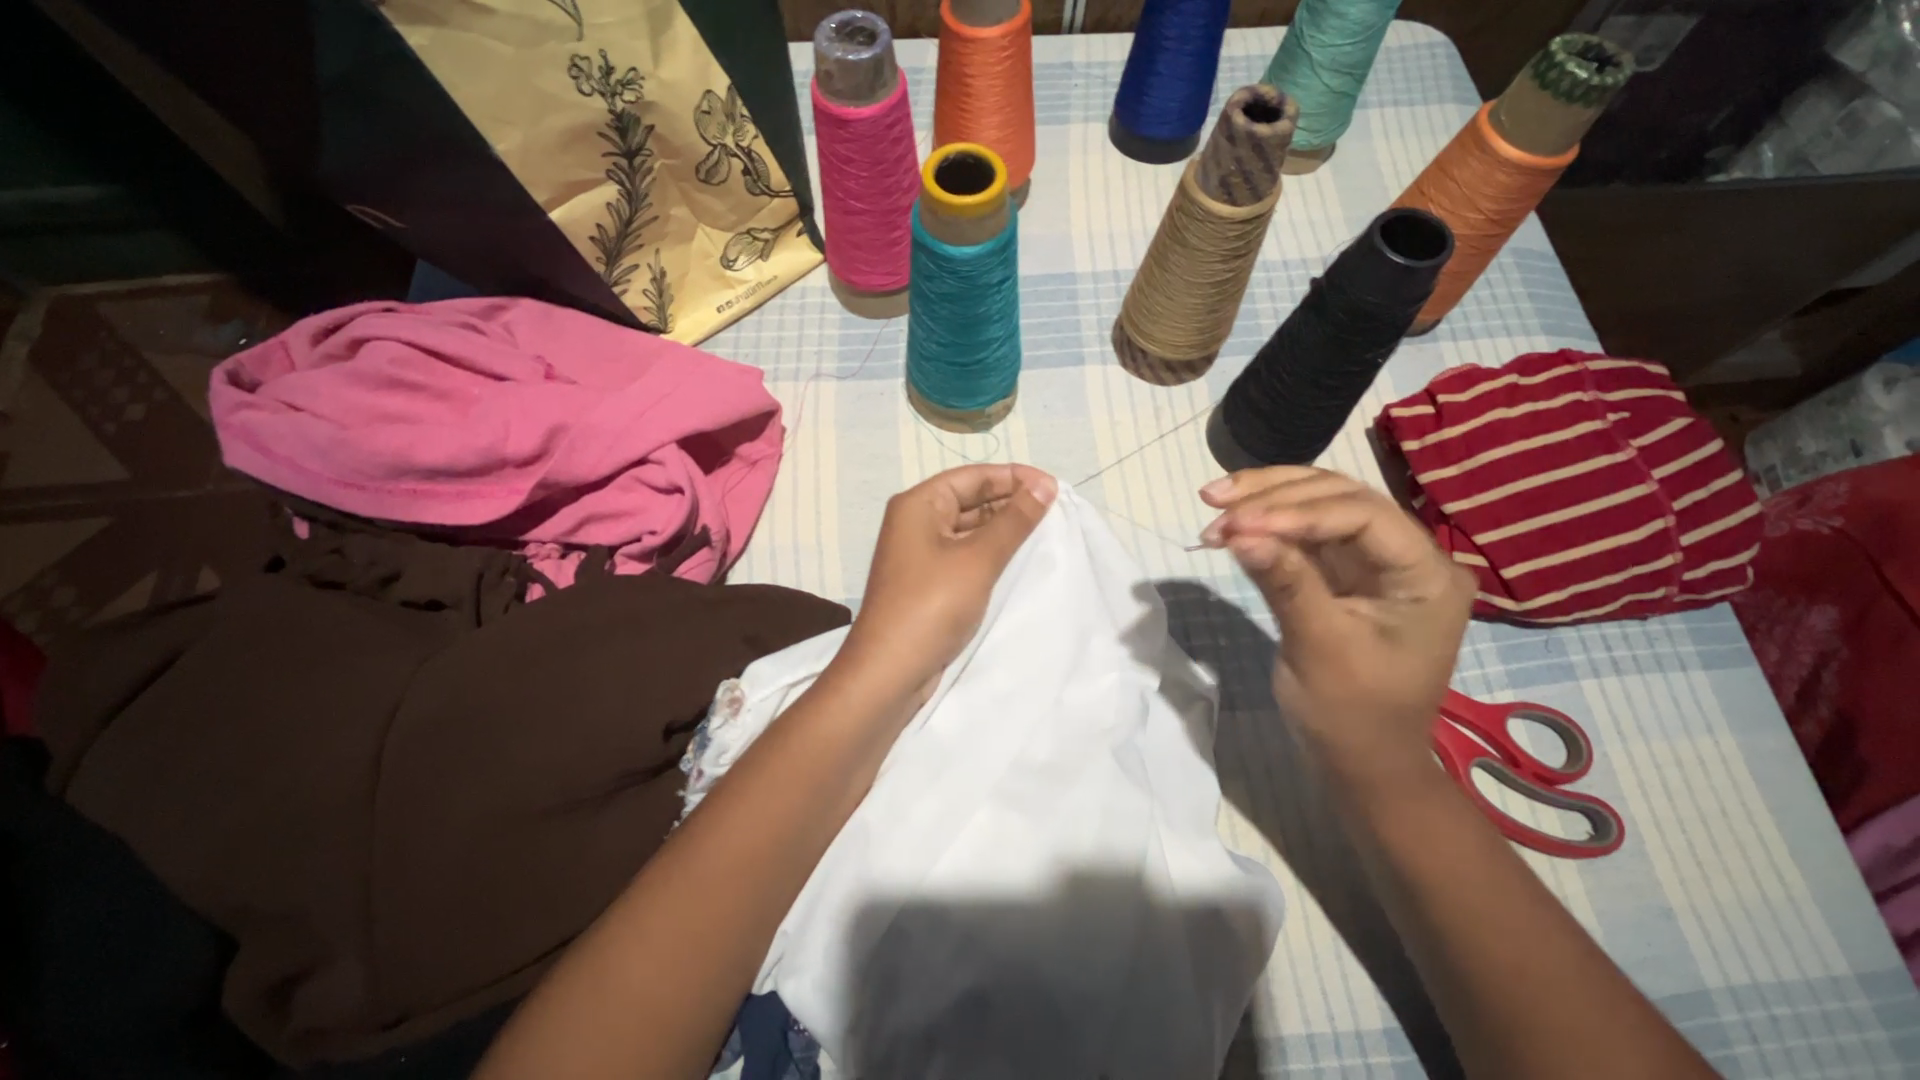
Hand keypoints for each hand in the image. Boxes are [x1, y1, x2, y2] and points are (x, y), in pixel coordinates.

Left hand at [837, 464, 1057, 702]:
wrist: (890, 672)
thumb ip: (1014, 520)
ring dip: (1005, 531)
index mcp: (919, 504)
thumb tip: (1044, 485)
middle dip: (1012, 503)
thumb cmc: (932, 605)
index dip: (1014, 477)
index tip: (1054, 488)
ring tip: (1047, 534)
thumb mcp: (978, 558)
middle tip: (1057, 512)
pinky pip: (966, 557)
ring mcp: (921, 555)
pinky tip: (1021, 563)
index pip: (973, 476)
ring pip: (971, 530)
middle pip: (971, 500)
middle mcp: (916, 523)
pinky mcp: (929, 584)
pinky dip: (992, 555)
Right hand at [1199, 467, 1473, 791]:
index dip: (1301, 510)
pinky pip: (1305, 535)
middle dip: (1276, 496)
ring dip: (1266, 502)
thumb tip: (1240, 532)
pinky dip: (1266, 527)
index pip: (1365, 516)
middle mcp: (1408, 557)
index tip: (1240, 522)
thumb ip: (1286, 583)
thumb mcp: (1320, 648)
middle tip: (1215, 503)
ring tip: (1213, 501)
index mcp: (1427, 575)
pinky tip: (1231, 525)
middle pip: (1342, 499)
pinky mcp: (1343, 574)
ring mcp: (1374, 563)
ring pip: (1319, 508)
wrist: (1359, 762)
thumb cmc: (1352, 714)